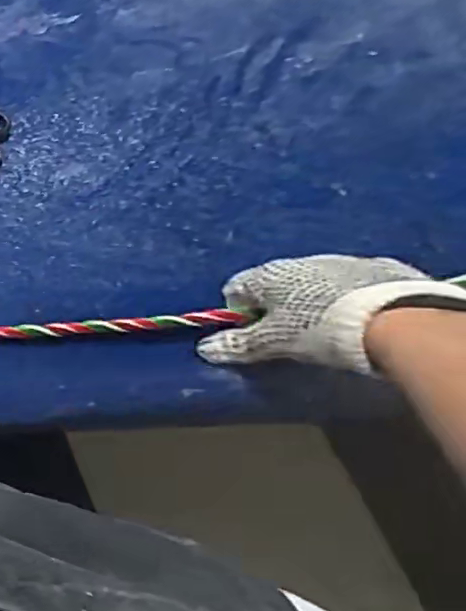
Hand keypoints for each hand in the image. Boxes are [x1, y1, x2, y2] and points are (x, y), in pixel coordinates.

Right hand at [196, 255, 465, 374]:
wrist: (405, 322)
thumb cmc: (320, 329)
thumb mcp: (273, 343)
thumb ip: (237, 344)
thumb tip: (204, 349)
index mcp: (266, 274)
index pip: (235, 289)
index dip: (242, 313)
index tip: (256, 332)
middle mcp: (300, 261)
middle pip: (279, 284)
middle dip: (281, 303)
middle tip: (294, 331)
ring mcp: (346, 262)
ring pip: (319, 281)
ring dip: (319, 298)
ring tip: (335, 324)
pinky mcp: (388, 268)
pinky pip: (360, 281)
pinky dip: (356, 295)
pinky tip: (368, 315)